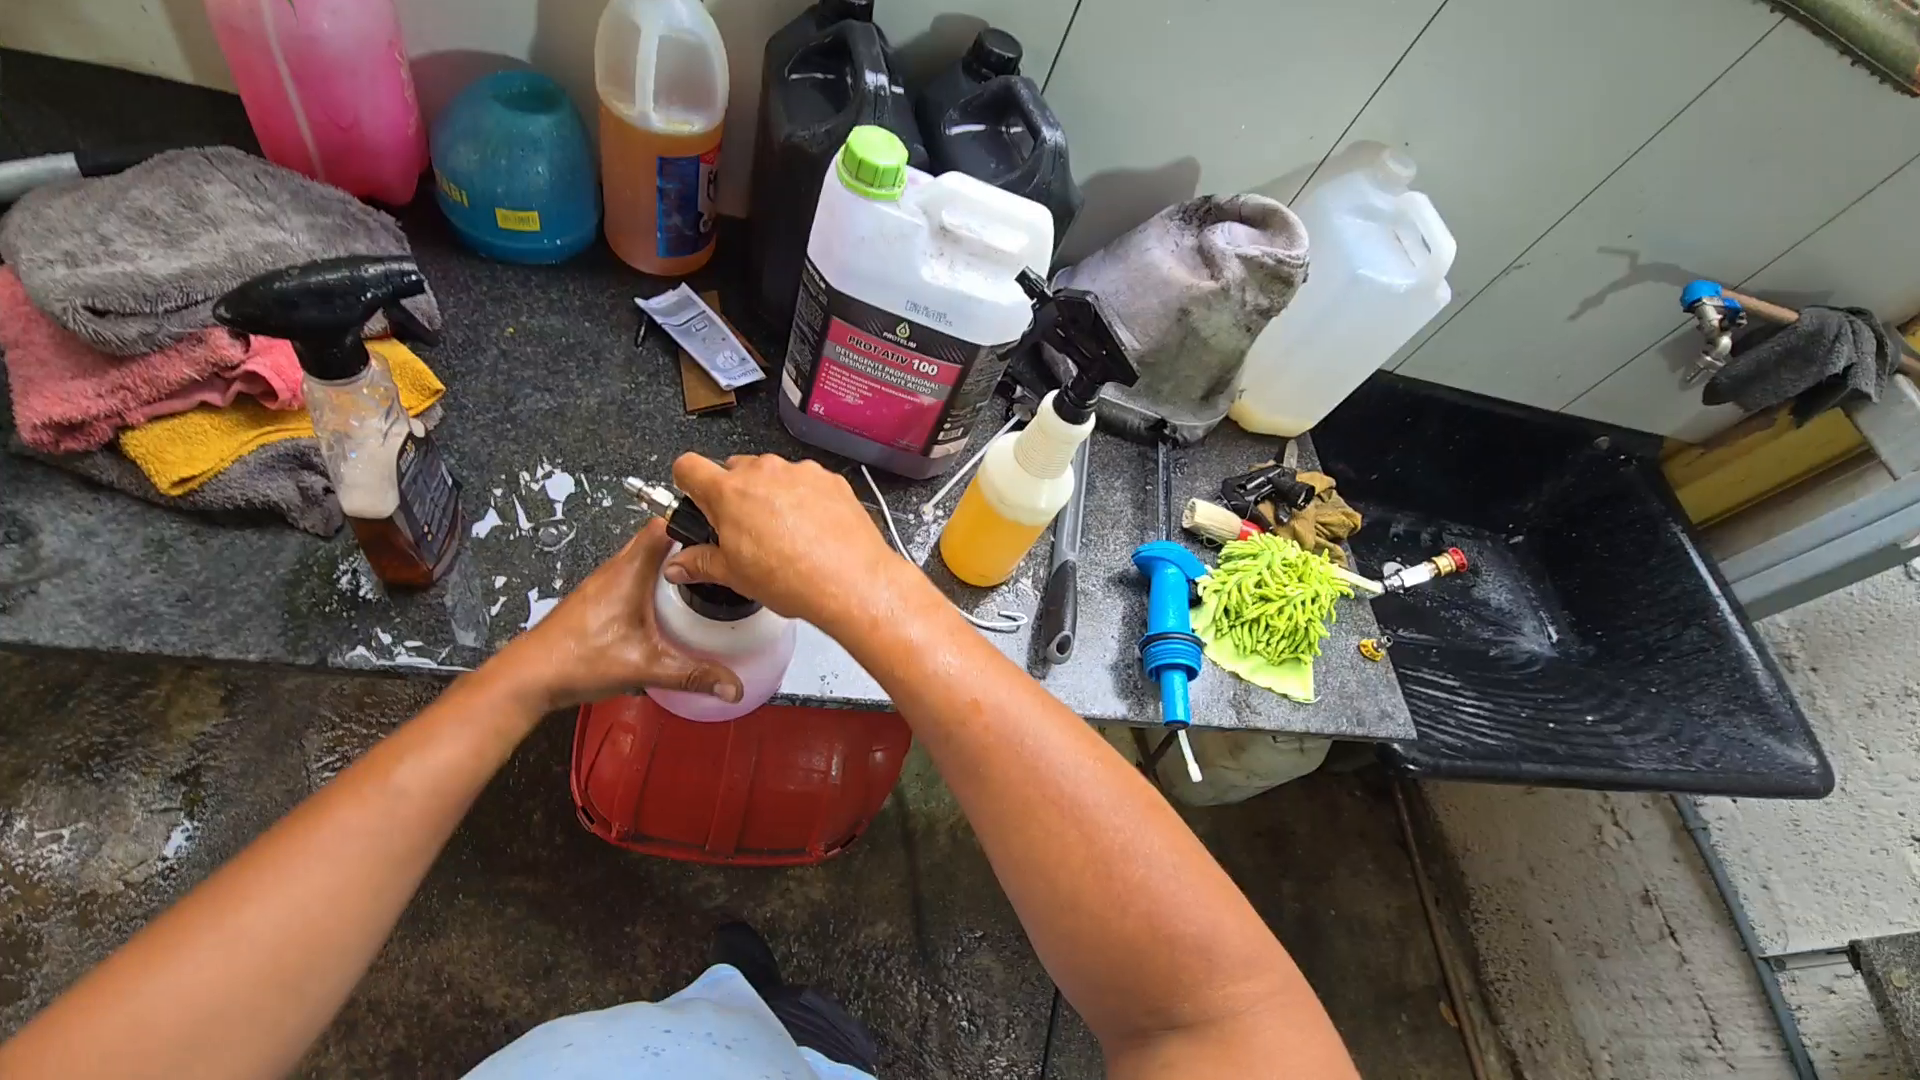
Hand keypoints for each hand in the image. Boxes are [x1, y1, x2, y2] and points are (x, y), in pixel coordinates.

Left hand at [495, 518, 743, 710]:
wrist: (528, 678)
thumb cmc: (576, 661)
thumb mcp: (647, 667)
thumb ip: (693, 675)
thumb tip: (731, 686)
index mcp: (629, 572)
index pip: (663, 525)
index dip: (692, 523)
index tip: (718, 533)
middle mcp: (615, 570)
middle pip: (655, 539)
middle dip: (686, 545)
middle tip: (715, 560)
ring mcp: (603, 583)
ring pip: (642, 557)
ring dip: (668, 563)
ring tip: (698, 579)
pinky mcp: (597, 599)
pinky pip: (631, 576)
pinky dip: (651, 581)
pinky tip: (663, 606)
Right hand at [662, 453, 914, 629]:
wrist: (851, 580)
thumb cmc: (795, 577)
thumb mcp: (735, 577)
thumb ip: (700, 564)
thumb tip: (680, 565)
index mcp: (730, 492)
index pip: (688, 466)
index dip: (686, 482)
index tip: (694, 497)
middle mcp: (764, 473)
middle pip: (734, 470)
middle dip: (734, 495)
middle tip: (744, 529)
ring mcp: (800, 473)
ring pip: (773, 475)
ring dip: (771, 496)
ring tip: (783, 535)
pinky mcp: (829, 479)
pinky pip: (806, 481)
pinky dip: (804, 499)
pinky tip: (810, 530)